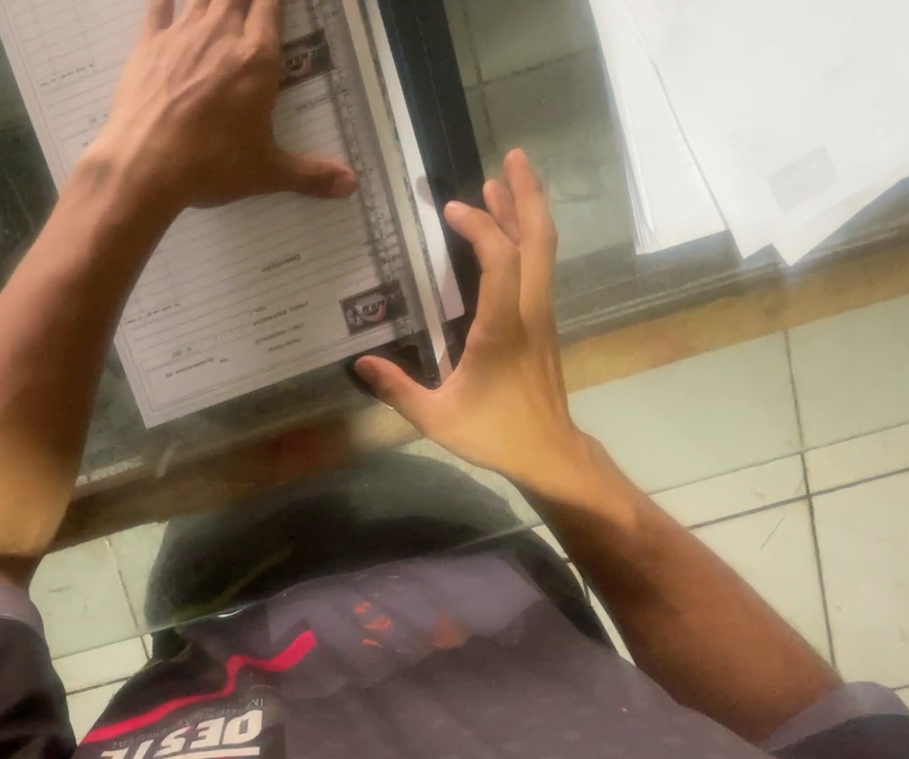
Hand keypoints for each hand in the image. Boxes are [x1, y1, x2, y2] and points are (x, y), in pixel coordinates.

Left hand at [82, 0, 358, 214]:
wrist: (146, 165)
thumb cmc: (212, 166)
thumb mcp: (267, 173)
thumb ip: (310, 175)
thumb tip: (352, 185)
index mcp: (258, 58)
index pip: (274, 1)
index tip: (280, 1)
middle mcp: (223, 33)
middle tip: (250, 3)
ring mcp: (183, 34)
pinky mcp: (148, 45)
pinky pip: (158, 4)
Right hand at [355, 149, 612, 510]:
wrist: (548, 452)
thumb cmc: (494, 433)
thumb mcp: (436, 417)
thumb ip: (398, 389)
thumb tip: (360, 363)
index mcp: (504, 327)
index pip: (500, 259)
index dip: (480, 227)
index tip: (452, 209)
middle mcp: (530, 311)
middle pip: (538, 239)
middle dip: (526, 195)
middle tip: (511, 158)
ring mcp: (542, 316)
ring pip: (544, 251)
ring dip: (527, 213)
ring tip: (506, 181)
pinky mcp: (544, 326)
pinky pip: (539, 269)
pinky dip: (526, 241)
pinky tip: (509, 237)